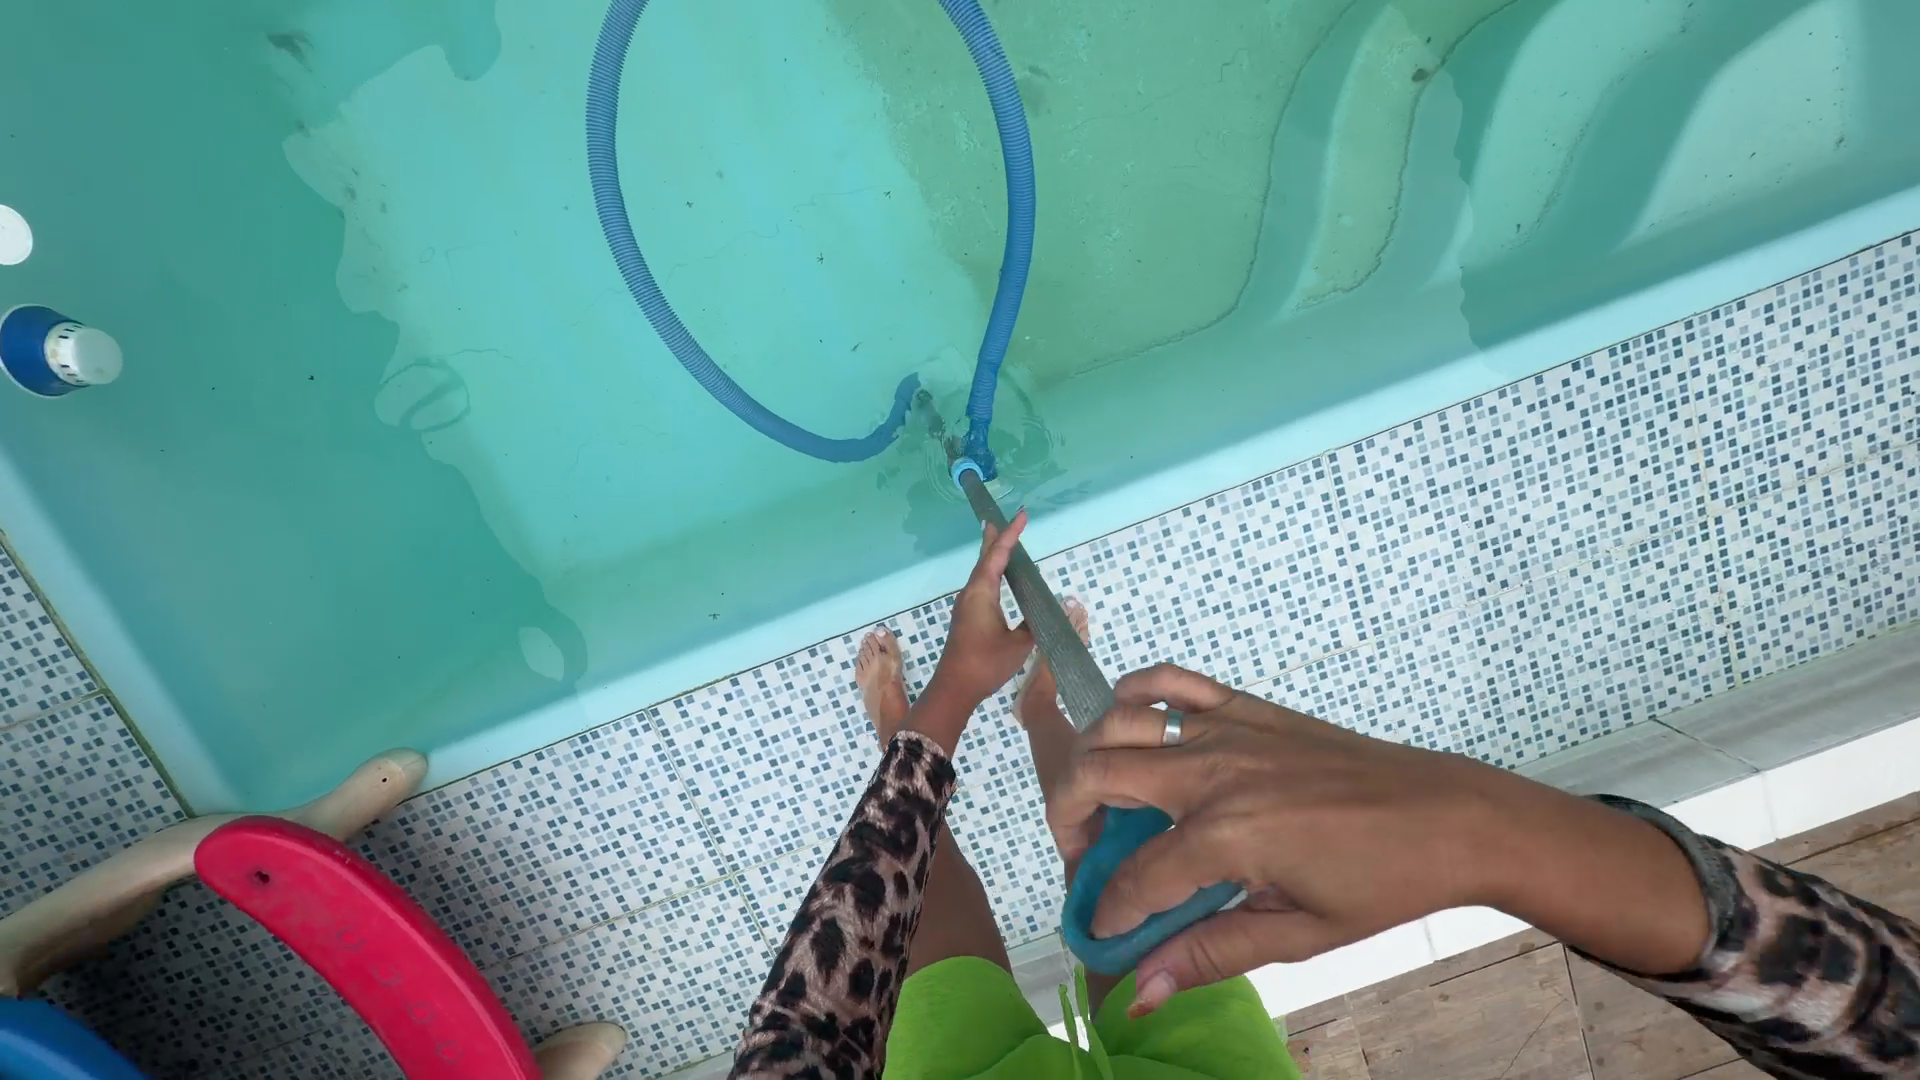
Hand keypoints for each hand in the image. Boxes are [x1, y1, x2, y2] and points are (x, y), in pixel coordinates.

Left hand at [925, 510, 1034, 707]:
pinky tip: (997, 577)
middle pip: (984, 558)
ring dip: (992, 555)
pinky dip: (991, 572)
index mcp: (982, 593)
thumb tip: (1047, 612)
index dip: (1011, 534)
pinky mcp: (967, 617)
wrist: (954, 688)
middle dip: (995, 538)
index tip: (1022, 515)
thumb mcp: (1018, 645)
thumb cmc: (985, 663)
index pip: (998, 555)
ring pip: (981, 572)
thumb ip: (1034, 626)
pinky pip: (981, 585)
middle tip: (1001, 518)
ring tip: (1001, 539)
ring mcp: (967, 605)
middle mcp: (971, 593)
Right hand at [1046, 664, 1709, 1015]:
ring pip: (1116, 721)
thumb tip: (1140, 992)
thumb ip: (1212, 953)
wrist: (1446, 814)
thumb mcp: (1302, 934)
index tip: (1100, 927)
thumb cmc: (1379, 882)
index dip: (1106, 908)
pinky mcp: (1241, 703)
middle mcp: (1210, 770)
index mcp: (1226, 834)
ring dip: (1090, 757)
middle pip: (1096, 775)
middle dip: (1067, 819)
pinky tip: (1133, 723)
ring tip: (1101, 795)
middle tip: (1083, 854)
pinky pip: (1168, 679)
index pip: (1134, 876)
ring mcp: (1222, 727)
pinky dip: (1134, 693)